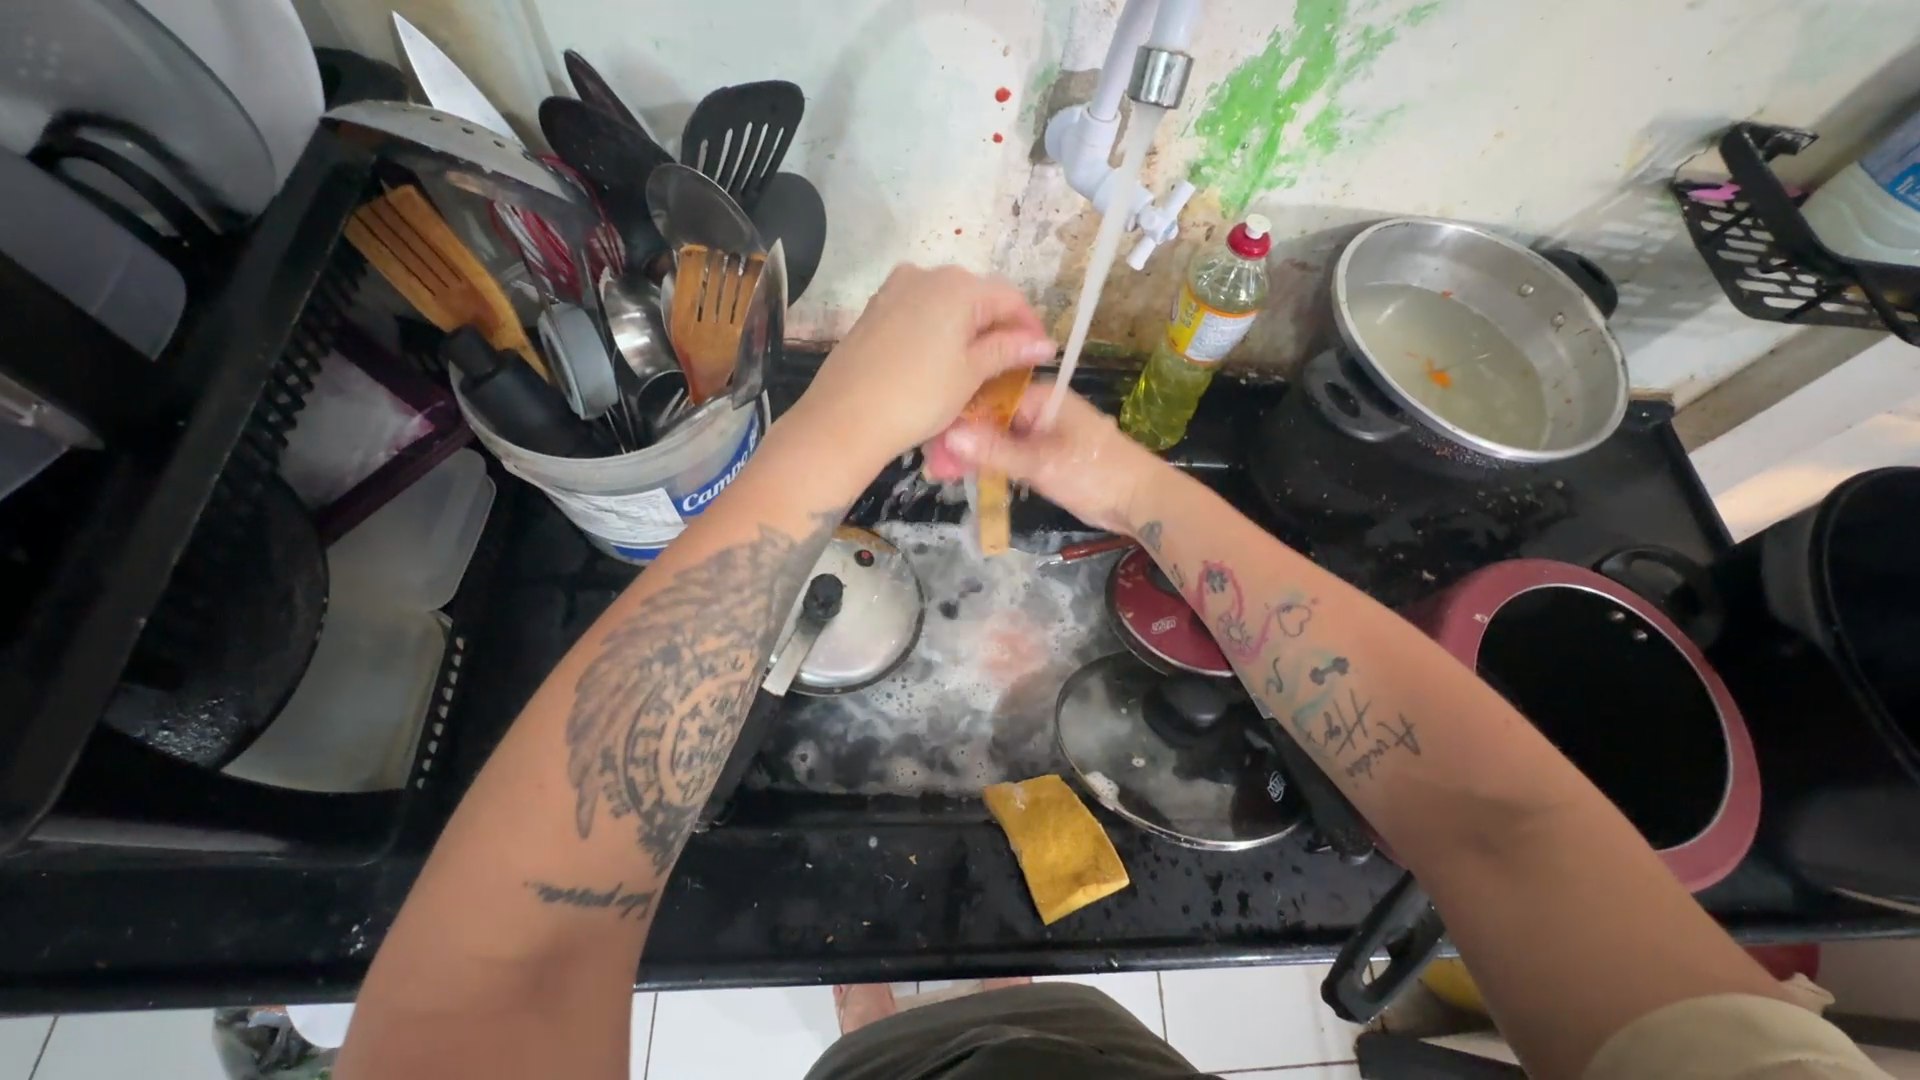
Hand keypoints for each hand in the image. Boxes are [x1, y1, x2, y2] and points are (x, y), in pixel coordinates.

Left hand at [789, 265, 1056, 465]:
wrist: (845, 419)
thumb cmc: (918, 397)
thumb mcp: (971, 374)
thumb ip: (1008, 351)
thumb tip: (1043, 343)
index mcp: (958, 286)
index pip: (1009, 297)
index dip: (1029, 326)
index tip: (1039, 355)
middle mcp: (925, 275)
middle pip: (976, 296)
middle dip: (997, 327)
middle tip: (1010, 365)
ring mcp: (895, 290)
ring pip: (945, 304)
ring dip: (966, 329)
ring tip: (975, 367)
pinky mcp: (874, 309)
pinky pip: (918, 313)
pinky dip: (937, 331)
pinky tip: (939, 363)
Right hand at [924, 384, 1163, 534]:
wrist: (1140, 500)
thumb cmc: (1095, 473)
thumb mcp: (1041, 463)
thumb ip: (995, 450)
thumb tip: (950, 435)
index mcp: (1039, 396)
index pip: (986, 398)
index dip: (957, 420)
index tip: (932, 444)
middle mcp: (1036, 408)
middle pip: (988, 418)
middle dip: (961, 441)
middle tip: (933, 467)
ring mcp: (1039, 432)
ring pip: (995, 438)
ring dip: (973, 456)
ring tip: (942, 474)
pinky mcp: (1042, 455)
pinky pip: (1008, 455)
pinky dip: (990, 466)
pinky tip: (967, 477)